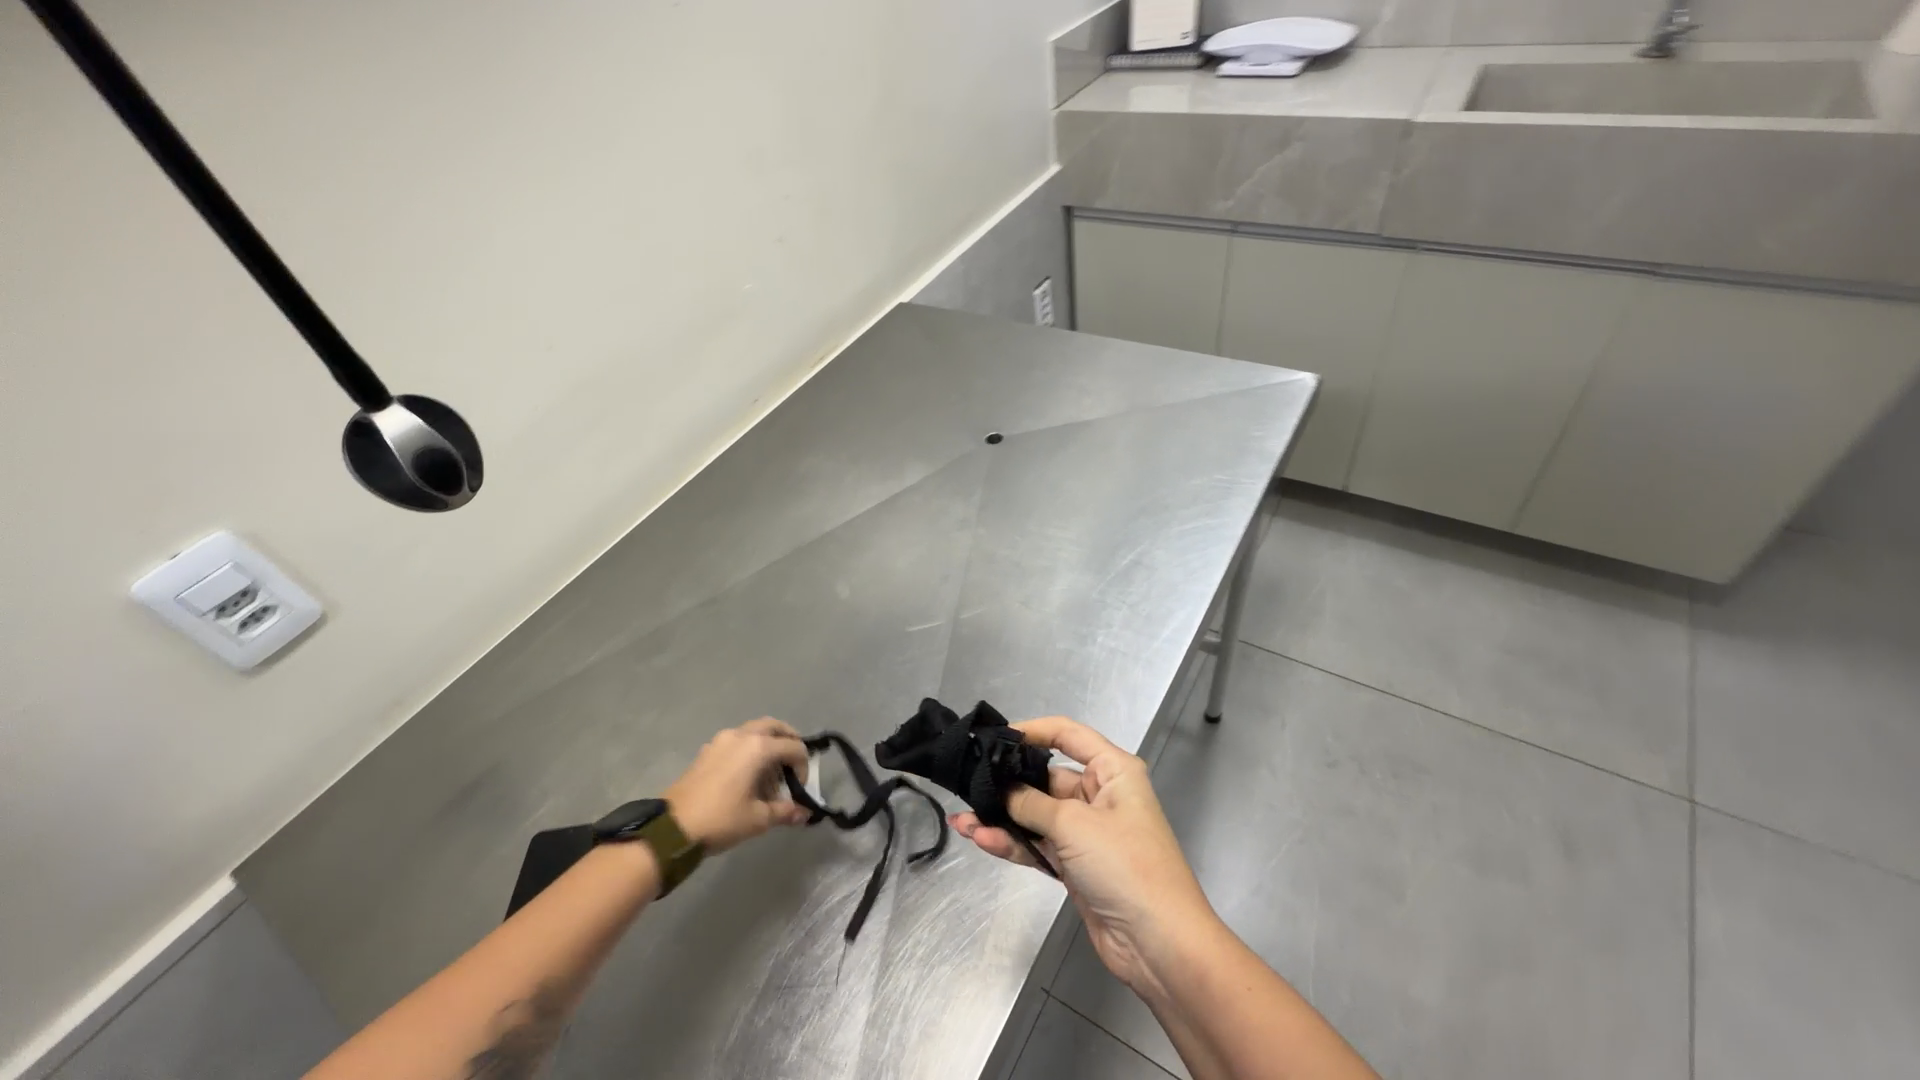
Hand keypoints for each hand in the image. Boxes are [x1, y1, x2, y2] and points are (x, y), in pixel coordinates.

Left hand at [664, 718, 810, 853]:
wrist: (672, 828)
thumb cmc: (721, 819)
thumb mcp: (758, 819)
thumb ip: (785, 811)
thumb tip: (804, 814)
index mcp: (758, 748)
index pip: (794, 747)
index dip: (803, 767)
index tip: (799, 789)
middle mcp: (741, 736)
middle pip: (774, 727)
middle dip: (788, 742)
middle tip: (792, 765)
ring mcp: (721, 740)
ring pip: (754, 731)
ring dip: (768, 745)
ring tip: (769, 775)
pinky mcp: (707, 750)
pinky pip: (737, 741)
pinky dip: (749, 750)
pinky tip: (746, 777)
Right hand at [951, 716, 1212, 993]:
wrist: (1157, 942)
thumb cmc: (1125, 865)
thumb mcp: (1074, 825)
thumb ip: (1030, 802)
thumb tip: (1000, 789)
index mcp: (1113, 771)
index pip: (1068, 734)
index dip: (1031, 730)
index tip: (993, 736)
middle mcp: (1100, 795)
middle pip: (1046, 777)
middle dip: (1007, 782)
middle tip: (966, 782)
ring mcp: (1086, 832)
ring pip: (1036, 815)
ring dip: (1002, 817)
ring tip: (962, 819)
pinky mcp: (1075, 865)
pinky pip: (1037, 845)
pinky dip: (1011, 843)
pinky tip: (980, 839)